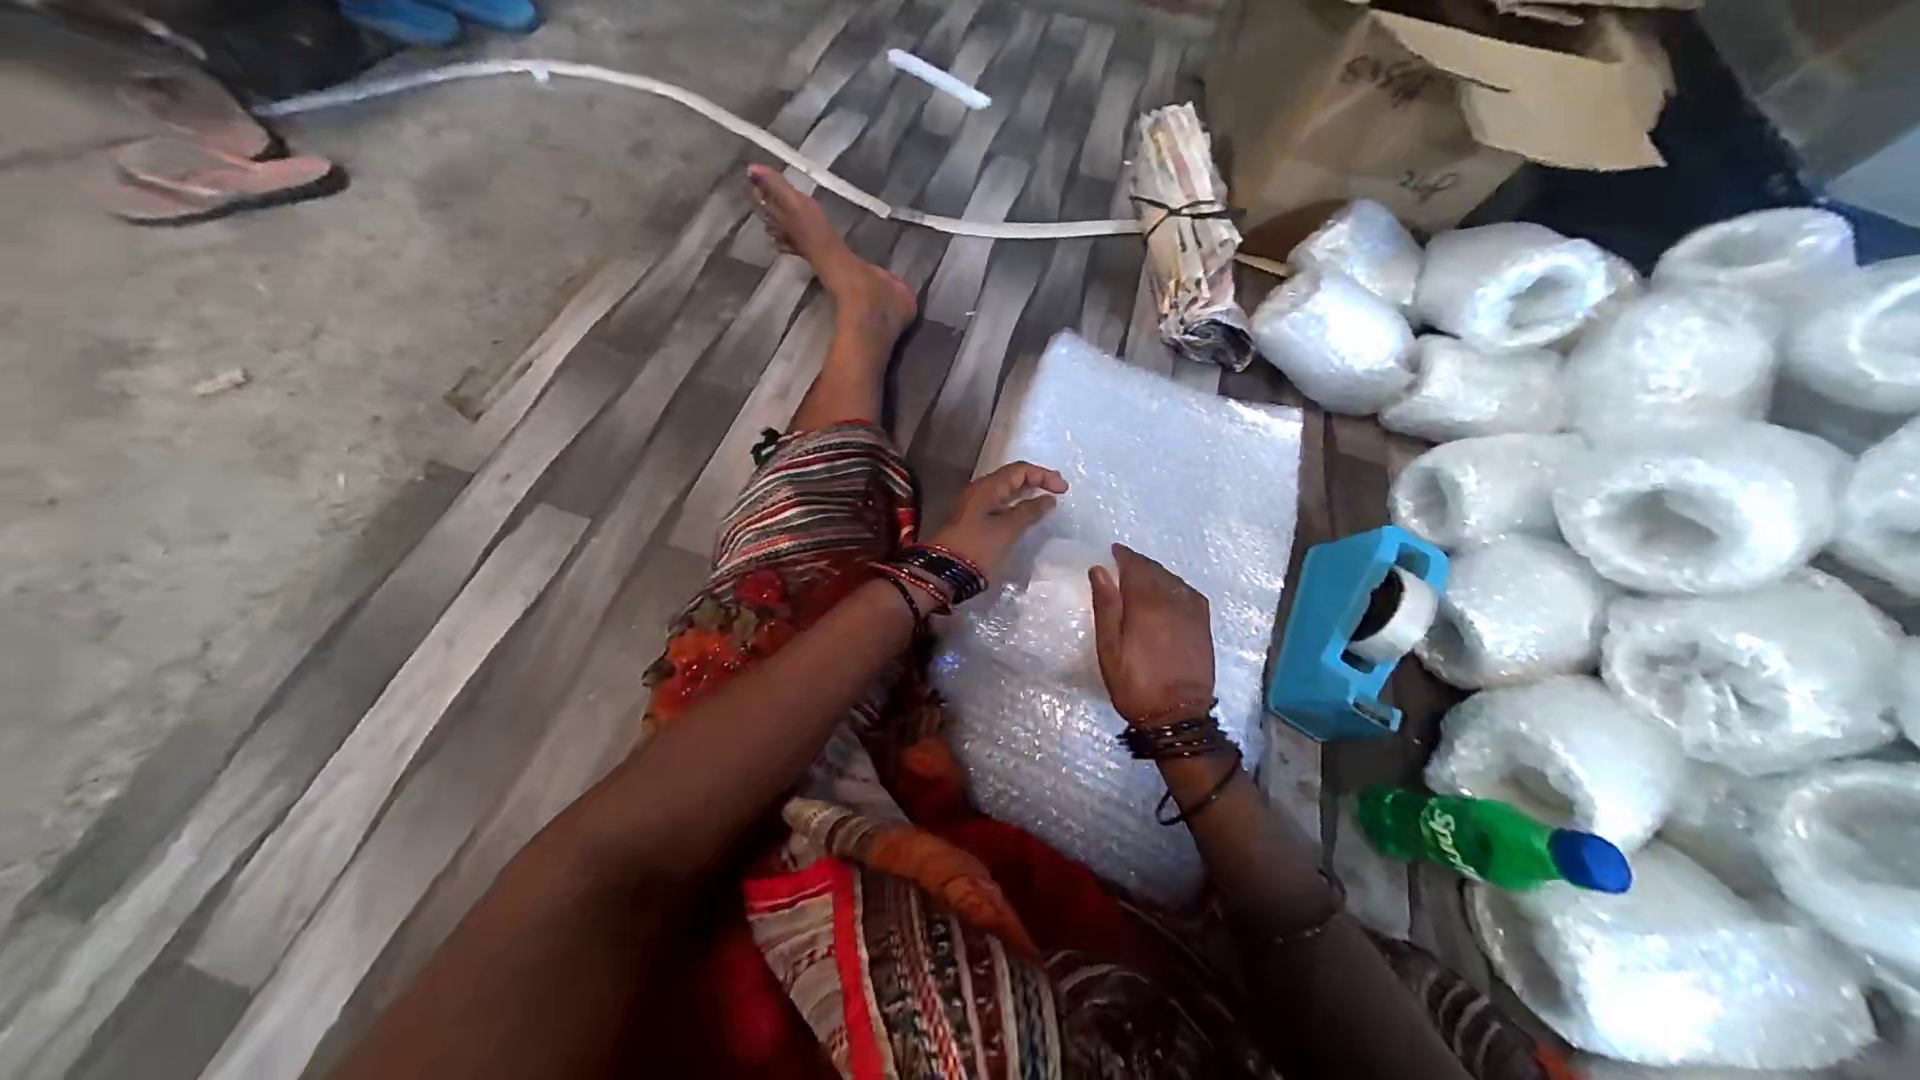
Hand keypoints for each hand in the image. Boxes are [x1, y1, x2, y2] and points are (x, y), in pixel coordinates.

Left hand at [926, 462, 1067, 578]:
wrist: (945, 569)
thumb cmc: (978, 546)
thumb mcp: (1007, 528)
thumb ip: (1029, 511)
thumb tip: (1048, 499)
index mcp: (987, 486)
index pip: (1020, 470)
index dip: (1043, 475)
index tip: (1063, 489)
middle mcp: (980, 490)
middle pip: (1012, 477)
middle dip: (1036, 480)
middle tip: (1058, 490)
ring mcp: (975, 504)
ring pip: (1006, 491)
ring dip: (1027, 493)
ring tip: (1047, 501)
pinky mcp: (974, 519)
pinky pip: (1000, 503)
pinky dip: (1017, 505)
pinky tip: (1027, 514)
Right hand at [1089, 544, 1214, 725]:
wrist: (1178, 715)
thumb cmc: (1135, 684)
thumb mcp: (1109, 649)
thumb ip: (1106, 607)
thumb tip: (1100, 571)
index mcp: (1146, 604)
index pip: (1136, 567)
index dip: (1124, 557)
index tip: (1113, 551)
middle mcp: (1172, 601)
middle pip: (1156, 571)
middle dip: (1140, 563)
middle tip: (1124, 563)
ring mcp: (1192, 613)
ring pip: (1174, 581)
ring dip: (1157, 574)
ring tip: (1143, 576)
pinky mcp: (1203, 626)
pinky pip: (1190, 594)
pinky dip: (1176, 586)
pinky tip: (1169, 592)